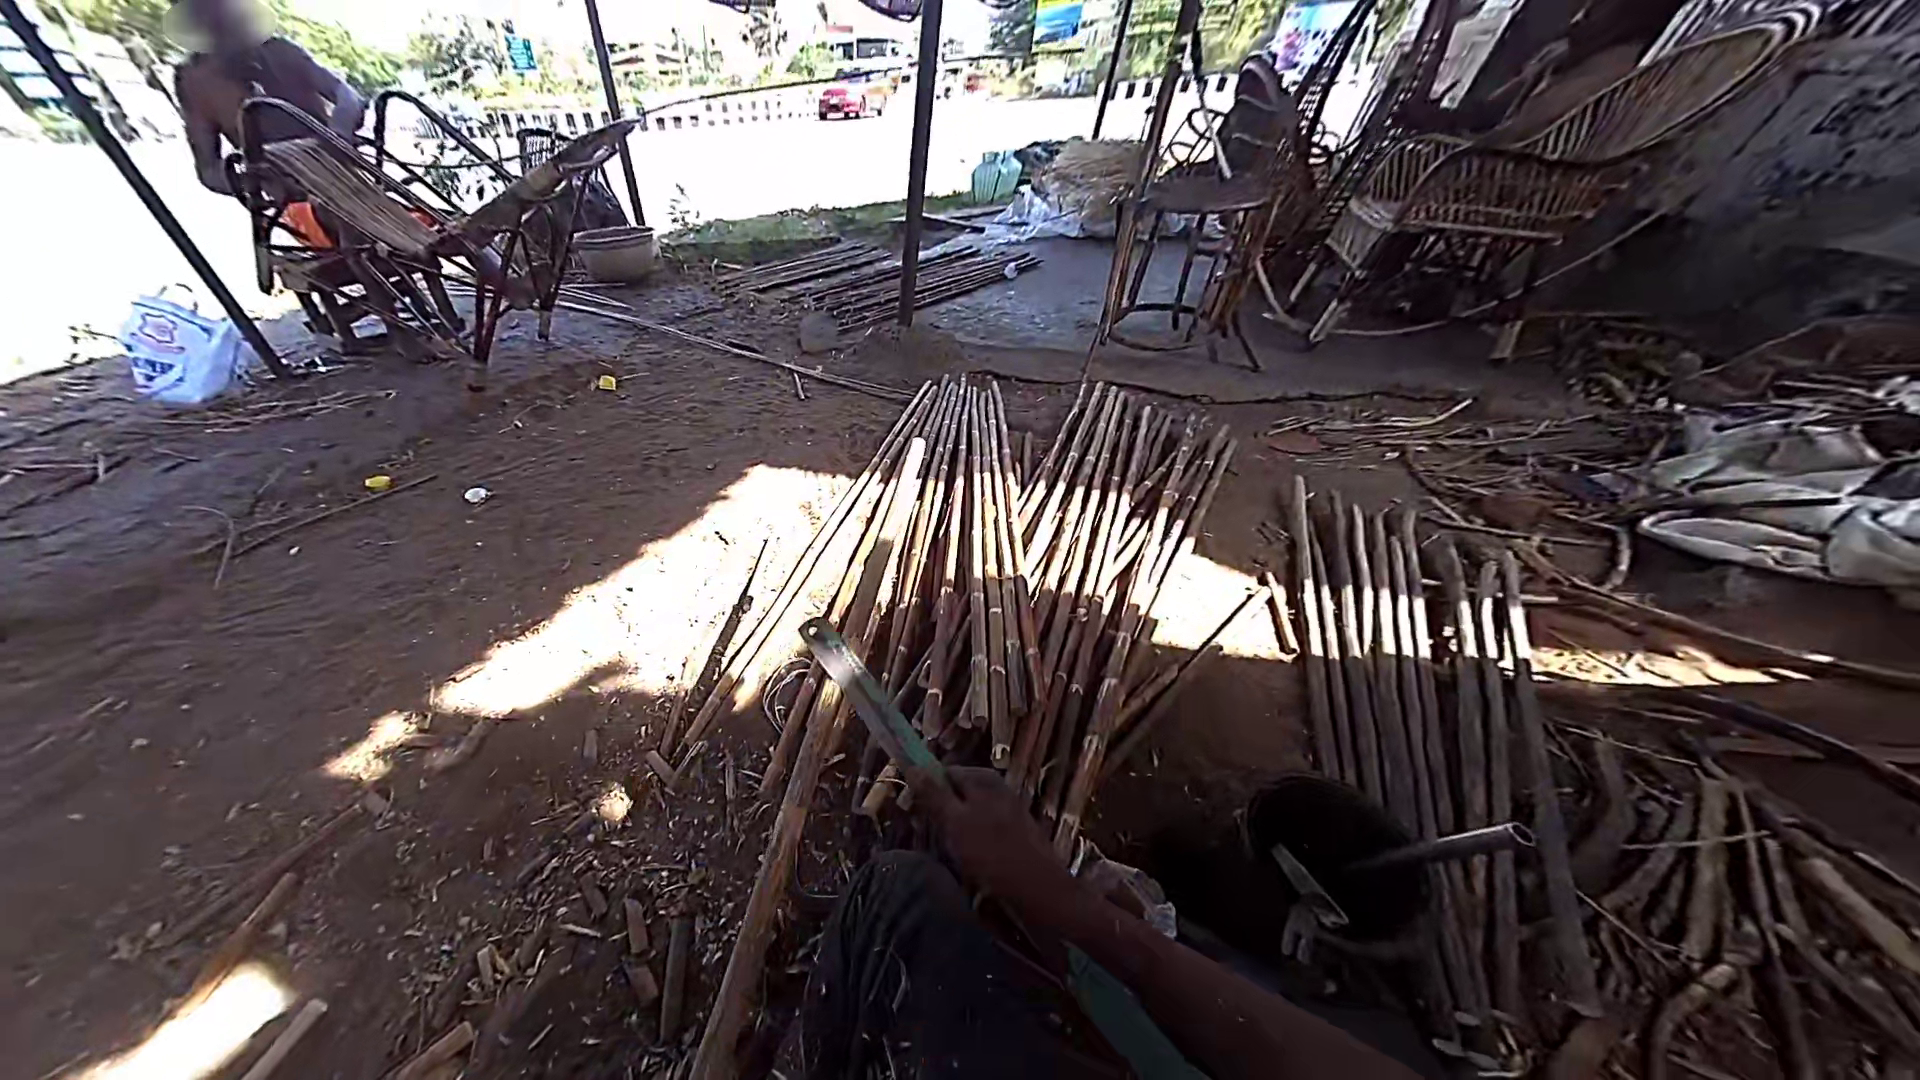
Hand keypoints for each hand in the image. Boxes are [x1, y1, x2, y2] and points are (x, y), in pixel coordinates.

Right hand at [908, 766, 1084, 921]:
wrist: (1040, 890)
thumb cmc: (993, 854)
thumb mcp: (955, 822)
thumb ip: (934, 794)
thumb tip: (913, 765)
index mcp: (983, 778)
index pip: (944, 772)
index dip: (927, 790)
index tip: (917, 814)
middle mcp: (997, 787)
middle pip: (957, 791)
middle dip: (942, 812)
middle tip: (934, 837)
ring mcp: (1008, 808)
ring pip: (969, 812)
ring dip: (956, 830)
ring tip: (953, 854)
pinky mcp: (1015, 831)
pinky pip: (984, 828)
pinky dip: (973, 841)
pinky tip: (973, 862)